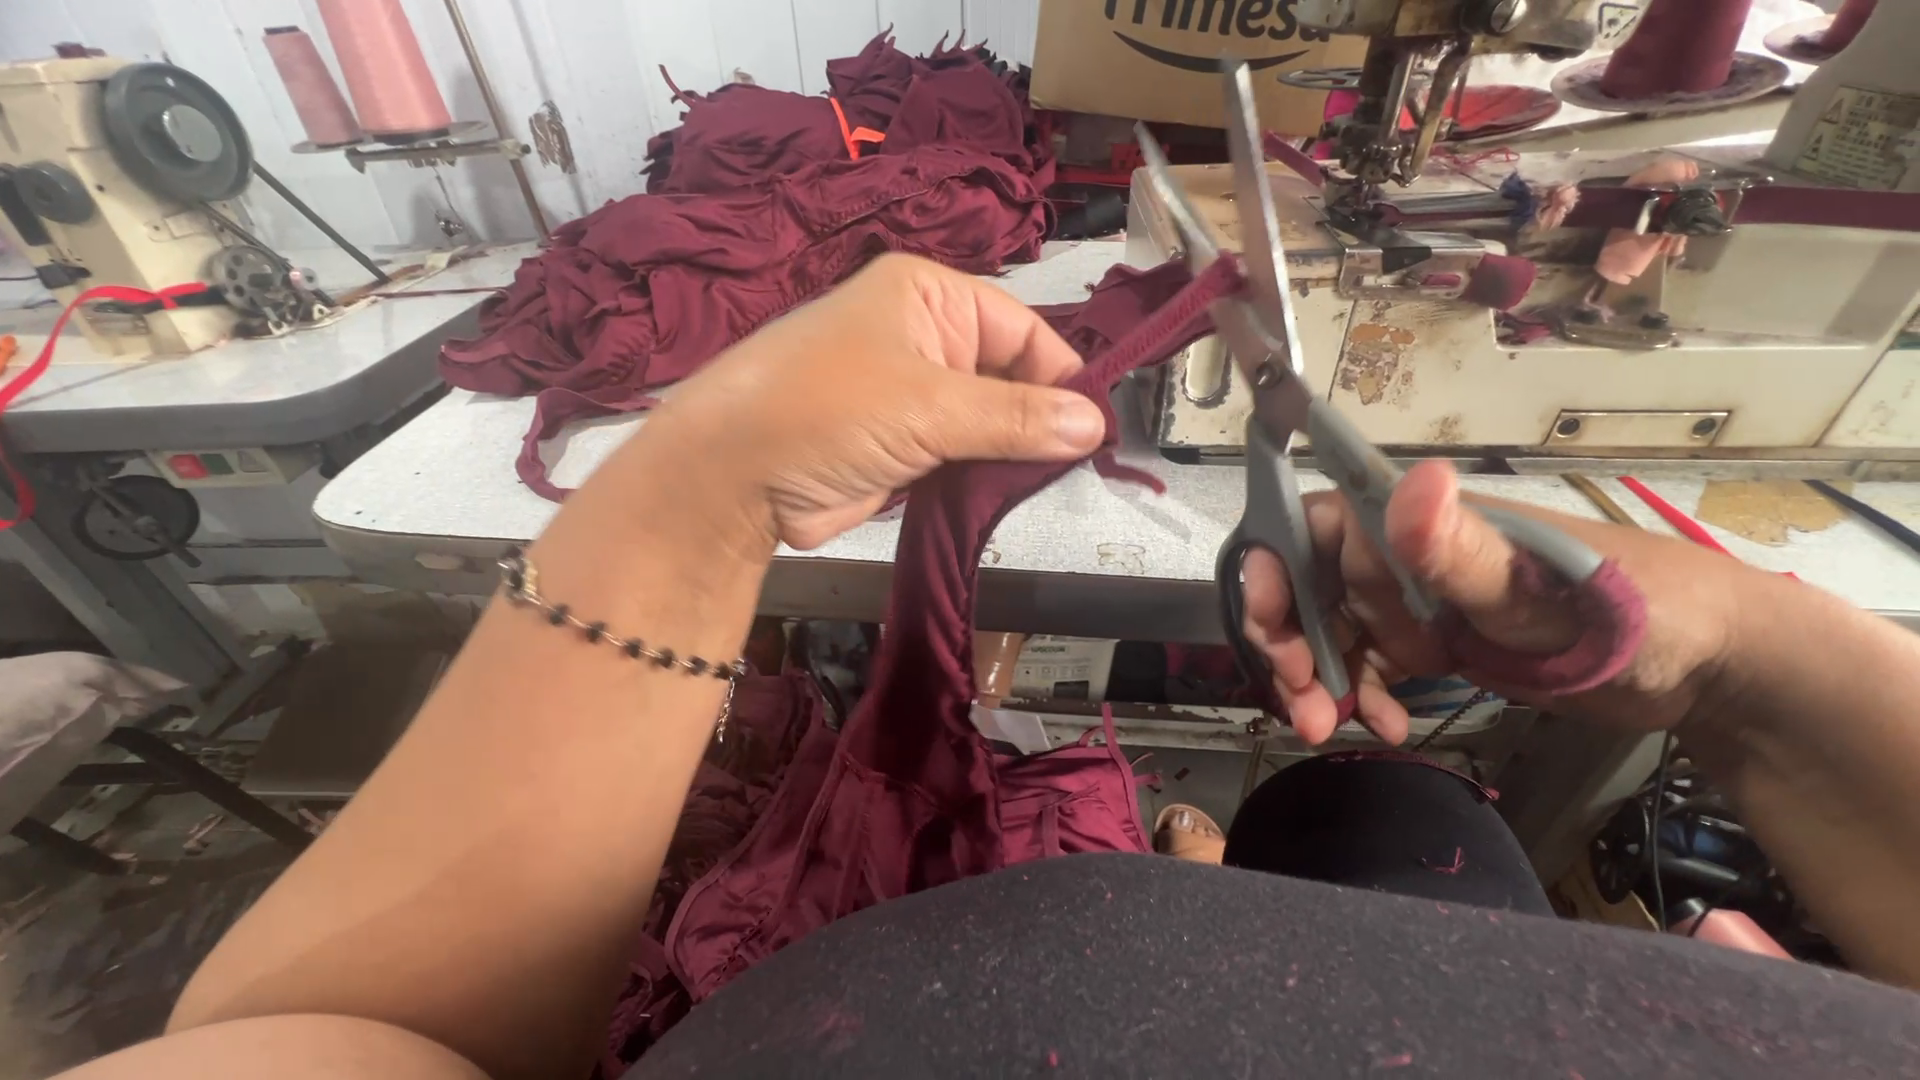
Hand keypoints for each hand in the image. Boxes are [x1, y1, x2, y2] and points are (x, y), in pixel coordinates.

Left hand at [614, 254, 1107, 557]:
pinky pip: (963, 455)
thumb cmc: (827, 410)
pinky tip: (1008, 493)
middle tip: (1075, 465)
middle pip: (1010, 376)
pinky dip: (985, 474)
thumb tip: (1095, 425)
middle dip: (1039, 418)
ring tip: (1043, 482)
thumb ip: (1016, 417)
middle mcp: (925, 337)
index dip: (1061, 375)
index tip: (1094, 428)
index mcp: (930, 297)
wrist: (735, 476)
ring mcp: (913, 395)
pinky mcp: (904, 446)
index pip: (1023, 329)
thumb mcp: (929, 405)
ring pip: (989, 421)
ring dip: (1013, 452)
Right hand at [1241, 461, 1747, 745]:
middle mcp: (1395, 554)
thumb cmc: (1626, 608)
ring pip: (1325, 634)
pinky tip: (1386, 728)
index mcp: (1408, 522)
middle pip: (1302, 590)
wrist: (1701, 666)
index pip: (1304, 530)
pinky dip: (1361, 700)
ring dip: (1315, 682)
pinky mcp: (1423, 642)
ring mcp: (1406, 600)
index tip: (1268, 626)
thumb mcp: (1536, 587)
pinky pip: (1364, 667)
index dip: (1268, 572)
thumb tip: (1414, 481)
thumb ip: (1460, 547)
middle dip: (1289, 645)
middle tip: (1301, 702)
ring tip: (1324, 728)